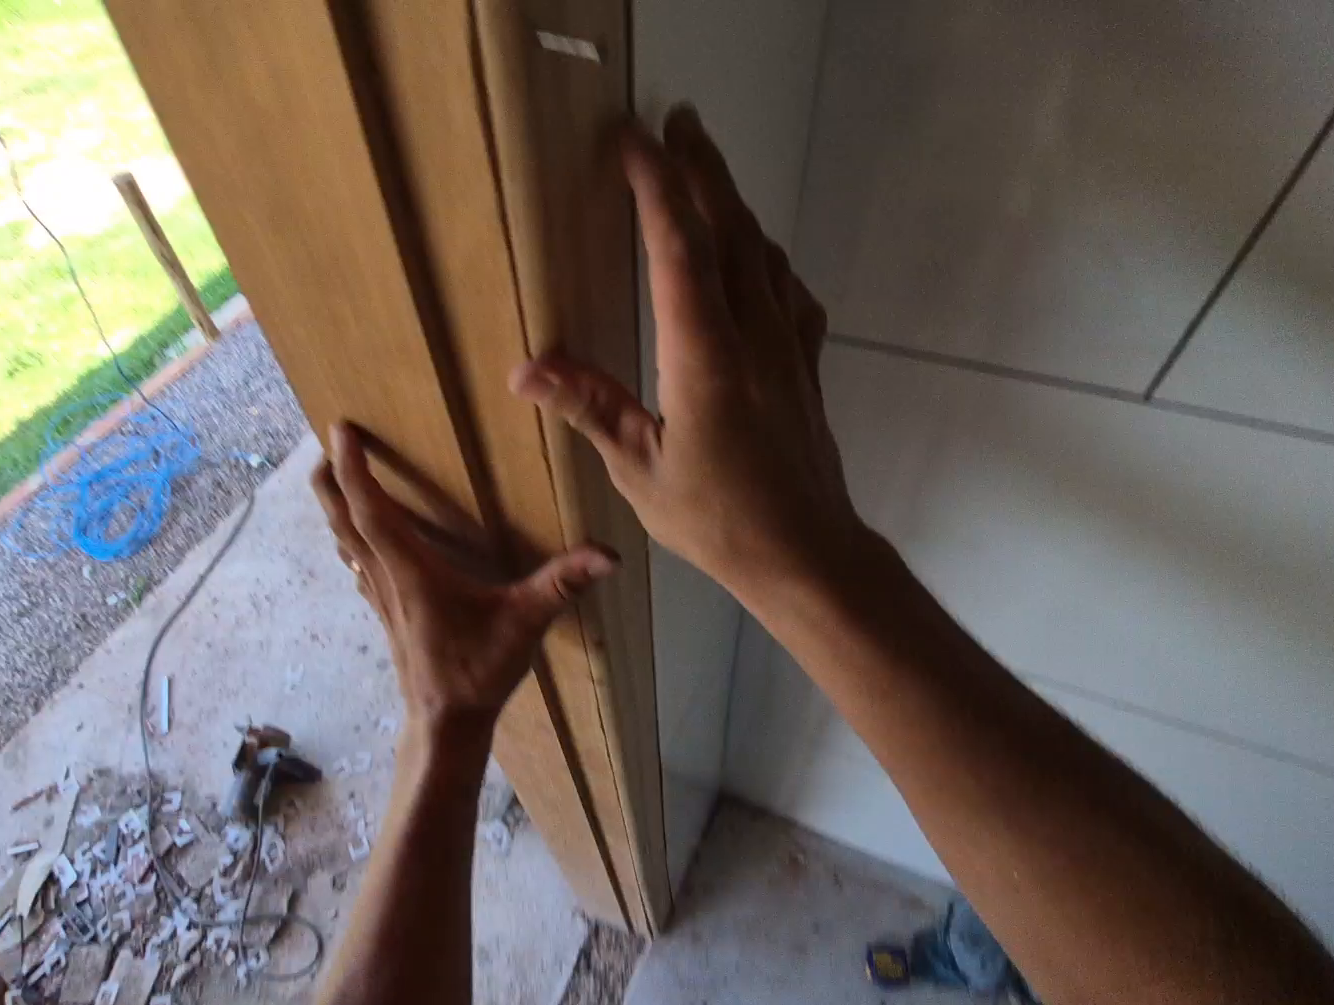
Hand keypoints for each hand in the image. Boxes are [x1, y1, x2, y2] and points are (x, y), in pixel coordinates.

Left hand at [311, 423, 616, 748]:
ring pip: (345, 542)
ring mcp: (381, 598)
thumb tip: (609, 554)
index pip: (373, 510)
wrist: (445, 724)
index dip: (354, 469)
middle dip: (330, 480)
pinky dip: (350, 539)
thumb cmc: (478, 671)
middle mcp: (387, 578)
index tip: (342, 430)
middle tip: (324, 442)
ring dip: (335, 507)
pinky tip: (357, 541)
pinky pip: (358, 564)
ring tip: (333, 477)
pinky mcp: (385, 613)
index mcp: (412, 571)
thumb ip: (562, 585)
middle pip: (344, 521)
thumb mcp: (524, 623)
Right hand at [509, 106, 861, 601]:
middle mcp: (755, 337)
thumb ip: (591, 409)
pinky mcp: (807, 366)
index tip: (632, 140)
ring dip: (734, 205)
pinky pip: (789, 291)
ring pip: (763, 254)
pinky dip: (766, 257)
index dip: (656, 187)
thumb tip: (525, 369)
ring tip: (707, 172)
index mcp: (706, 358)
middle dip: (701, 171)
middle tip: (676, 124)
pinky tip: (756, 258)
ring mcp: (790, 347)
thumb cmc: (717, 521)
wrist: (805, 552)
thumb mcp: (639, 472)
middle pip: (730, 231)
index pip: (680, 250)